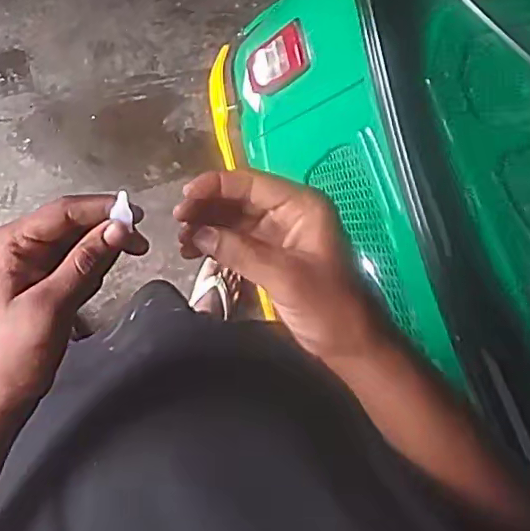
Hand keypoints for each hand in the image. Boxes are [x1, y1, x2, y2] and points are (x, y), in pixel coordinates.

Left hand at [0, 194, 147, 420]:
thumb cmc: (11, 357)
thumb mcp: (51, 305)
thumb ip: (84, 263)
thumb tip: (116, 228)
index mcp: (12, 242)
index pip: (63, 211)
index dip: (101, 209)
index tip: (134, 215)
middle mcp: (21, 245)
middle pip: (74, 223)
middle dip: (106, 232)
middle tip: (139, 244)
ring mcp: (34, 263)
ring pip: (80, 242)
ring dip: (101, 253)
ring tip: (98, 283)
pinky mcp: (46, 280)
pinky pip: (78, 262)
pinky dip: (93, 271)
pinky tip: (90, 290)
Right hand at [174, 170, 391, 362]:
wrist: (351, 347)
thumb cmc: (328, 307)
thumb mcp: (283, 276)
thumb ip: (239, 251)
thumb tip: (198, 234)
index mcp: (301, 206)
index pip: (250, 183)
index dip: (215, 185)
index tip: (185, 197)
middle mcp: (288, 213)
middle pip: (238, 198)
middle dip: (207, 207)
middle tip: (178, 221)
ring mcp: (278, 233)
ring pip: (233, 218)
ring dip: (207, 225)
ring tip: (182, 240)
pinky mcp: (269, 254)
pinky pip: (235, 239)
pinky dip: (214, 243)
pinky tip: (194, 250)